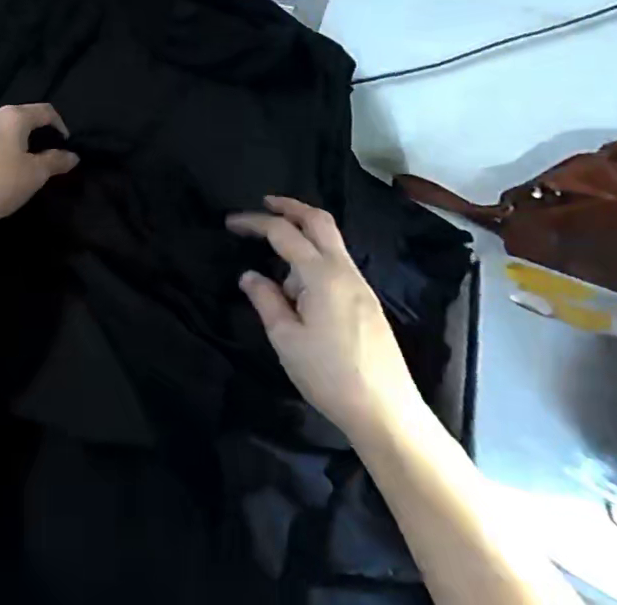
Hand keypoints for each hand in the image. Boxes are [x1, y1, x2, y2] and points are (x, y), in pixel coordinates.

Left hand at [0, 104, 79, 275]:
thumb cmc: (2, 181)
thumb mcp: (36, 173)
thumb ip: (56, 160)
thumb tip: (72, 156)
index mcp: (13, 116)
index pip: (45, 111)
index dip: (60, 125)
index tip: (67, 145)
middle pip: (25, 116)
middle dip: (41, 132)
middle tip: (52, 153)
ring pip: (8, 129)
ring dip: (23, 141)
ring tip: (32, 162)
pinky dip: (7, 149)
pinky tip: (8, 169)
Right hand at [228, 196, 422, 433]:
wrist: (386, 412)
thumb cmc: (329, 375)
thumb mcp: (285, 339)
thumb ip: (265, 300)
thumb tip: (250, 276)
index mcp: (321, 275)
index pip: (283, 232)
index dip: (254, 222)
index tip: (230, 223)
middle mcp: (345, 271)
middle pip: (319, 221)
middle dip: (290, 206)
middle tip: (264, 204)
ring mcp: (360, 285)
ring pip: (331, 240)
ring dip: (303, 232)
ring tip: (275, 254)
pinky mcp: (367, 302)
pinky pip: (337, 262)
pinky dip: (314, 255)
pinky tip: (299, 283)